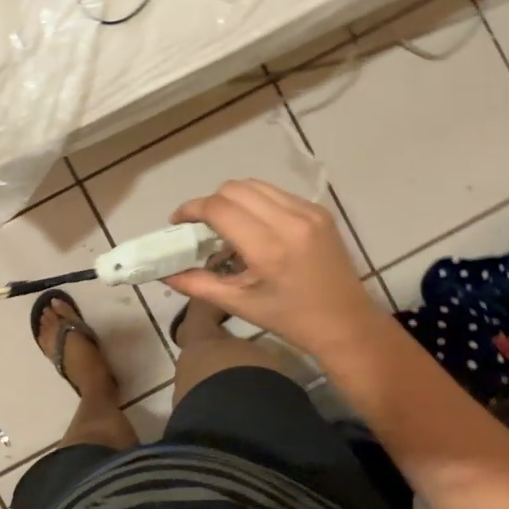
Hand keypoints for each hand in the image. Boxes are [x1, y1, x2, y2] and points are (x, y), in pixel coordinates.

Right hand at [166, 179, 384, 357]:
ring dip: (233, 200)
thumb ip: (197, 284)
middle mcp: (290, 221)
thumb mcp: (239, 304)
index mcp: (269, 248)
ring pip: (254, 186)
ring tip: (227, 226)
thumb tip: (163, 272)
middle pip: (233, 189)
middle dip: (210, 203)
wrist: (346, 323)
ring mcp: (309, 212)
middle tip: (201, 228)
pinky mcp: (320, 211)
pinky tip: (254, 228)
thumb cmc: (290, 319)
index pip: (218, 208)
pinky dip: (256, 203)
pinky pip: (276, 193)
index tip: (178, 223)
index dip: (191, 210)